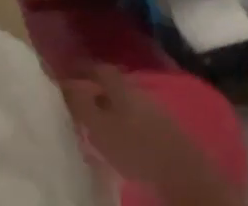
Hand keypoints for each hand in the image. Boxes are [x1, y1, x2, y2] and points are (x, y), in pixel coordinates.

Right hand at [62, 66, 233, 202]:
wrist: (186, 178)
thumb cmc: (135, 148)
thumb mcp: (97, 126)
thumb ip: (78, 101)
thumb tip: (61, 80)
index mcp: (121, 86)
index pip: (98, 68)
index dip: (82, 69)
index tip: (67, 75)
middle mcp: (141, 91)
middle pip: (114, 86)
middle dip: (97, 91)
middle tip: (80, 101)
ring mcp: (159, 111)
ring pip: (128, 104)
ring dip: (113, 110)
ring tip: (99, 124)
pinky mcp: (170, 132)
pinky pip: (141, 120)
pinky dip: (127, 124)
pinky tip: (122, 137)